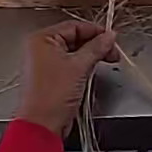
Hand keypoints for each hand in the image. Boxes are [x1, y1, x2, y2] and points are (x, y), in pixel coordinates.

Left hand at [15, 20, 118, 136]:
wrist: (42, 125)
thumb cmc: (52, 95)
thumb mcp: (79, 66)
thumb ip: (96, 48)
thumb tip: (109, 36)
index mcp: (42, 39)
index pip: (73, 26)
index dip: (95, 31)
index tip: (112, 38)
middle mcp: (40, 48)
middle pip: (73, 39)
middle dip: (94, 45)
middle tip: (111, 53)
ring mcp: (44, 64)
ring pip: (73, 53)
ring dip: (89, 57)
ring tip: (104, 62)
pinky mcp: (50, 78)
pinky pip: (69, 66)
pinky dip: (82, 67)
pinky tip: (91, 73)